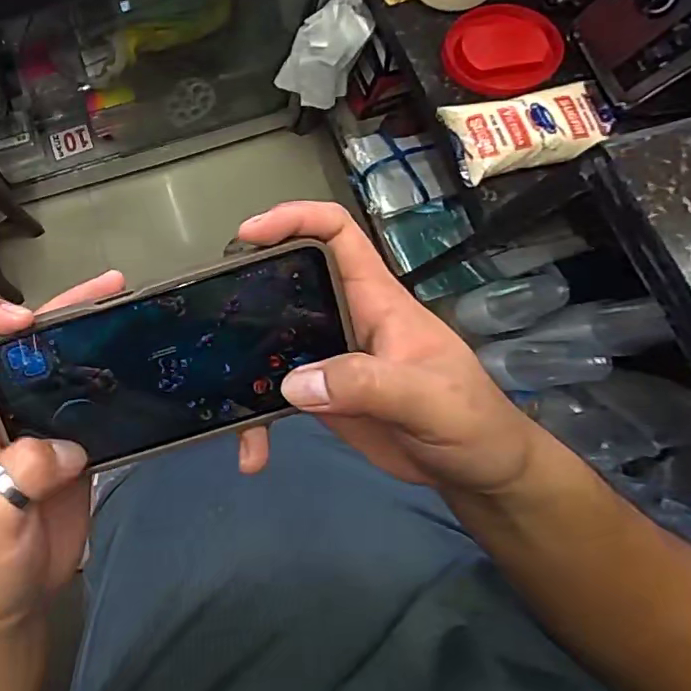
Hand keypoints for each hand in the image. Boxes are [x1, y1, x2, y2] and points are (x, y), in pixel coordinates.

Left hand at [0, 271, 126, 625]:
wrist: (14, 601)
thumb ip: (16, 481)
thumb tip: (65, 447)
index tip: (24, 319)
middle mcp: (6, 411)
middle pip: (24, 344)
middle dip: (60, 310)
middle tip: (108, 288)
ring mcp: (42, 428)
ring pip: (62, 368)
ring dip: (92, 336)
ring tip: (129, 310)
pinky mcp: (73, 448)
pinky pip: (91, 403)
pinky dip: (112, 380)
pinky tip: (137, 365)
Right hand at [232, 202, 543, 493]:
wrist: (477, 472)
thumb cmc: (470, 422)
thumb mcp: (429, 400)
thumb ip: (370, 385)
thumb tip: (293, 383)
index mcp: (374, 299)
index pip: (337, 232)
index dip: (295, 218)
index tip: (250, 232)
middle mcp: (344, 317)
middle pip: (288, 280)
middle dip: (248, 284)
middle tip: (213, 304)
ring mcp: (328, 356)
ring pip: (271, 340)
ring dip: (241, 363)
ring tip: (214, 384)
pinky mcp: (320, 393)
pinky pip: (274, 396)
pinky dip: (258, 422)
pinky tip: (250, 453)